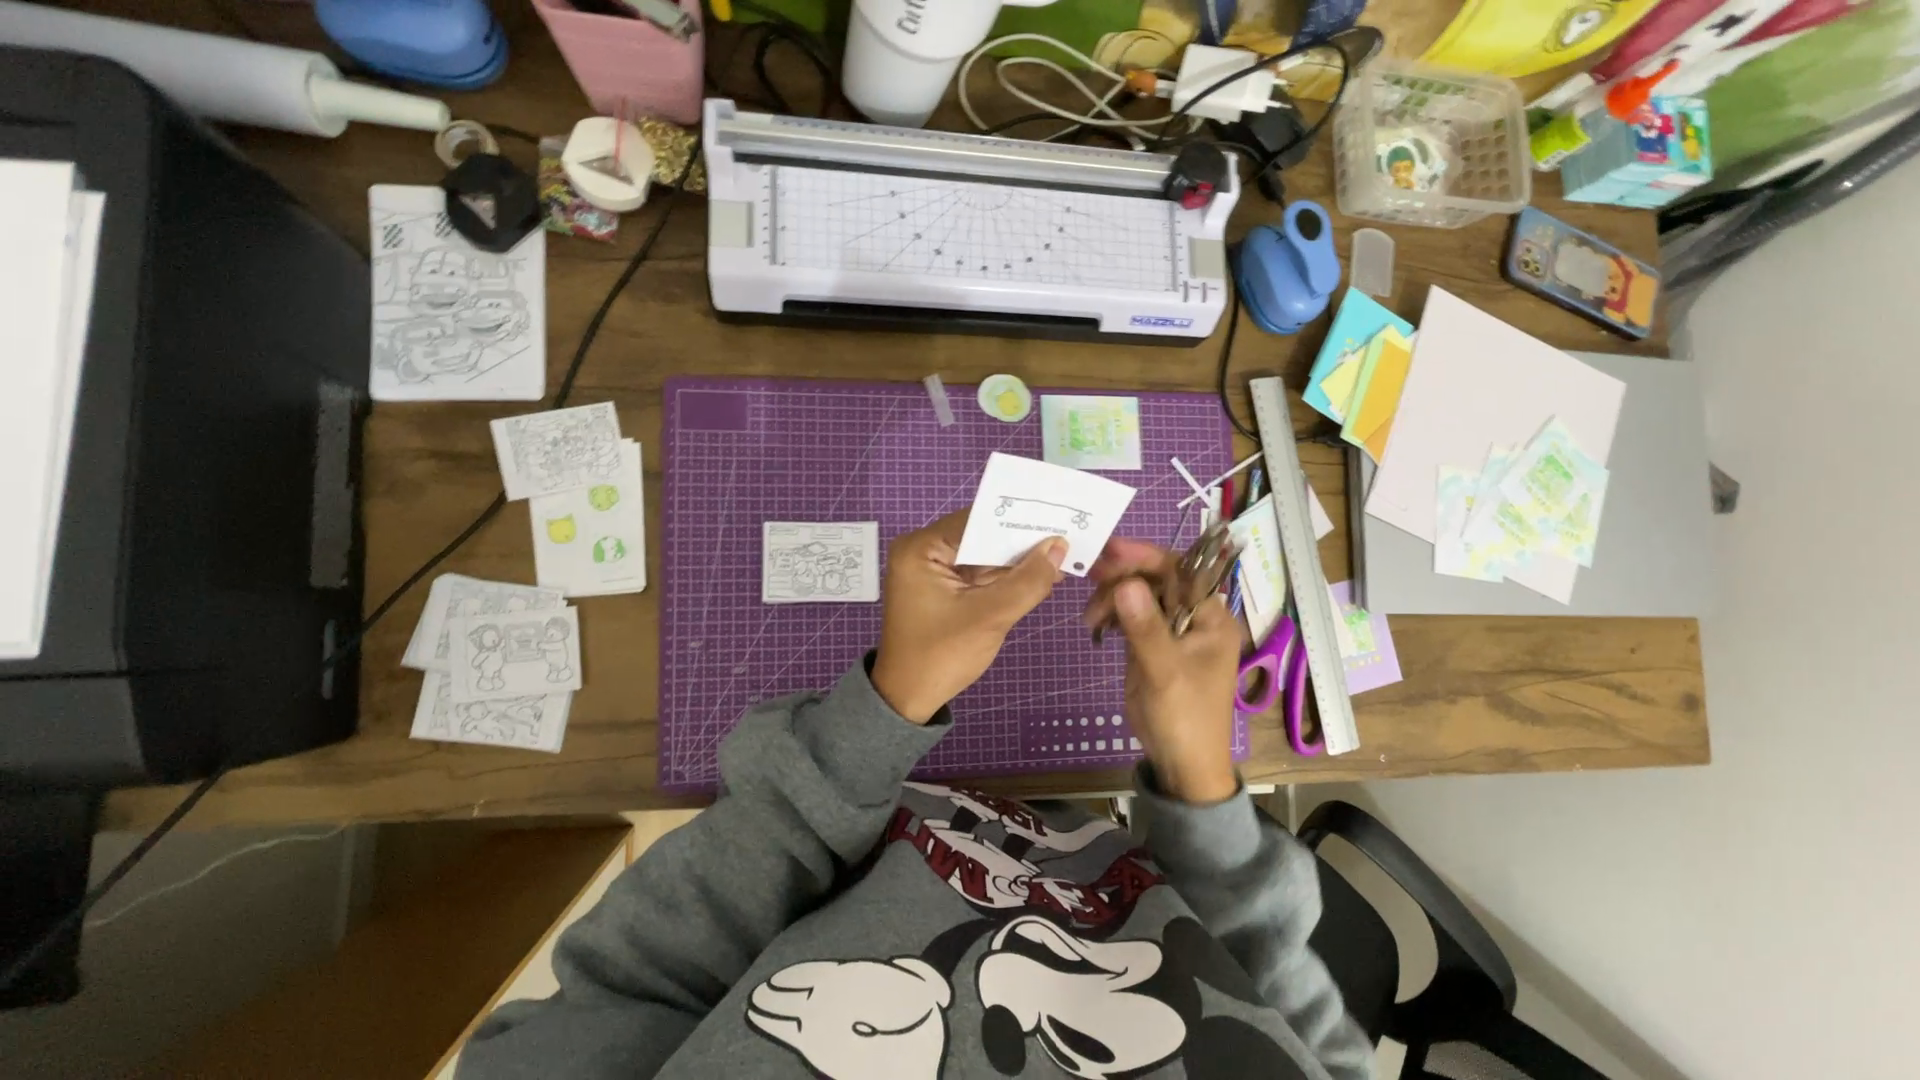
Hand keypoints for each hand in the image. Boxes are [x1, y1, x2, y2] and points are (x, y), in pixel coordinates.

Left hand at [871, 511, 1065, 722]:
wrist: (907, 699)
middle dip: (1021, 541)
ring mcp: (930, 570)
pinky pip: (977, 573)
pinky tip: (1040, 576)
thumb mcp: (990, 616)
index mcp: (920, 548)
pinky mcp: (941, 588)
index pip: (977, 521)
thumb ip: (1027, 580)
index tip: (1057, 517)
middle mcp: (921, 551)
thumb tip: (1060, 546)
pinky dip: (1004, 577)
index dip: (1018, 520)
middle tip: (1067, 535)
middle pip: (980, 536)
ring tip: (1063, 556)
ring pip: (982, 555)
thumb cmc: (941, 655)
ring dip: (1017, 561)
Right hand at [1084, 539, 1241, 803]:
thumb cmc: (1184, 719)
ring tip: (1090, 619)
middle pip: (1157, 579)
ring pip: (1140, 596)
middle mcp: (1195, 618)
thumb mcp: (1164, 673)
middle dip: (1124, 577)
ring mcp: (1173, 632)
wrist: (1183, 766)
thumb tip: (1125, 584)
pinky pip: (1132, 616)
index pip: (1180, 571)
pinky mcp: (1153, 646)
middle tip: (1089, 579)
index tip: (1111, 552)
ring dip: (1113, 597)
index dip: (1146, 557)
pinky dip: (1113, 614)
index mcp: (1211, 619)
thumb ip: (1146, 628)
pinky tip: (1096, 625)